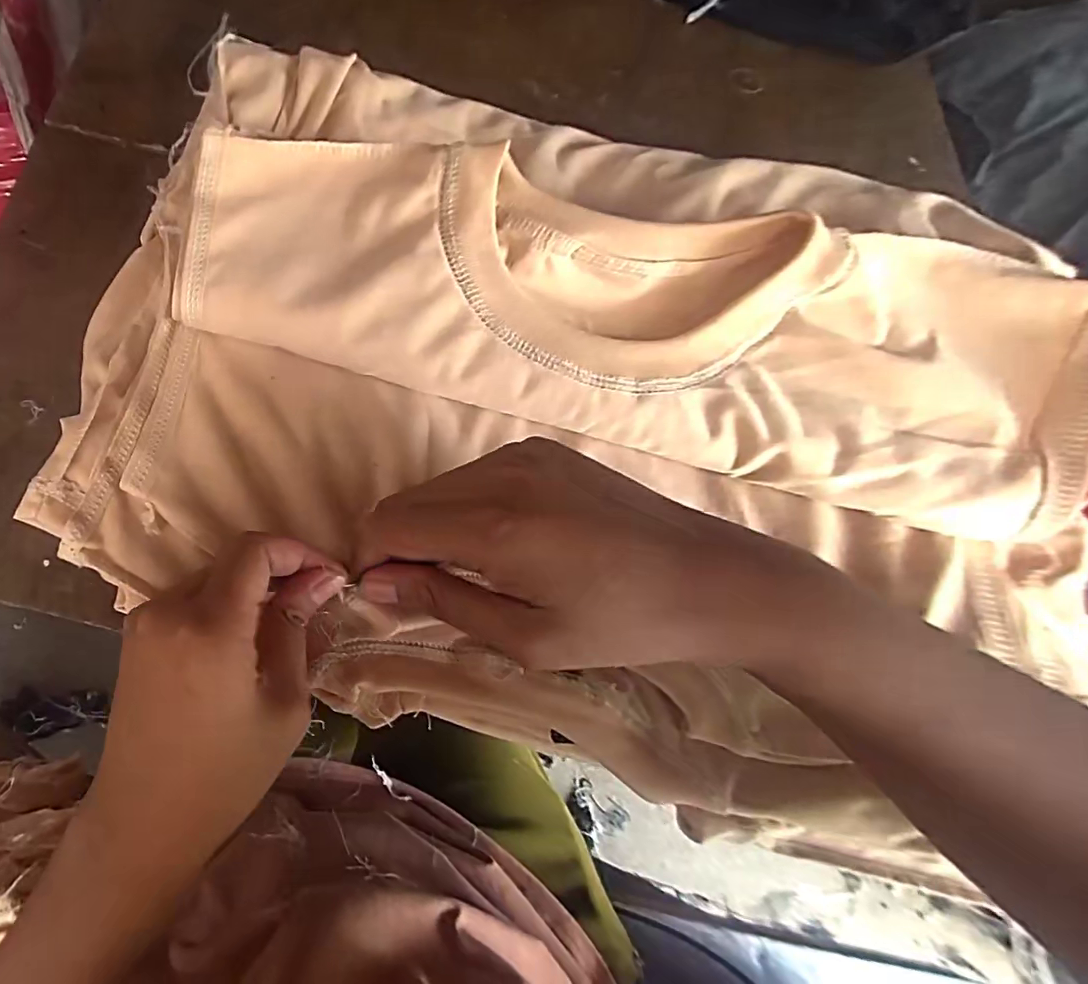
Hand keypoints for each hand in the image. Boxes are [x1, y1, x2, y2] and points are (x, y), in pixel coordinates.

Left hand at [86, 533, 345, 858]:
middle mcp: (169, 607)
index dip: (297, 551)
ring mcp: (144, 617)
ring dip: (246, 590)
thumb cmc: (225, 775)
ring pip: (208, 578)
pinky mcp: (133, 632)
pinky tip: (235, 643)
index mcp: (209, 625)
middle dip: (276, 571)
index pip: (254, 550)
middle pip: (231, 561)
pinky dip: (217, 606)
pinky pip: (185, 601)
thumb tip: (319, 581)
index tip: (328, 575)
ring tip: (276, 630)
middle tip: (311, 601)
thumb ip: (296, 631)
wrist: (143, 817)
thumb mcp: (282, 705)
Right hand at [355, 438, 900, 674]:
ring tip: (461, 566)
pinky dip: (456, 507)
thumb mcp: (527, 638)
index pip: (388, 525)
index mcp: (496, 526)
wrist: (719, 578)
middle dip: (392, 544)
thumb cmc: (623, 624)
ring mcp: (520, 455)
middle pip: (402, 502)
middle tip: (419, 586)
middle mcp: (499, 475)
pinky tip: (494, 538)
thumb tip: (374, 581)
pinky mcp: (538, 449)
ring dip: (423, 525)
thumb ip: (441, 600)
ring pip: (431, 487)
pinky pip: (466, 476)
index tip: (380, 591)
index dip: (369, 557)